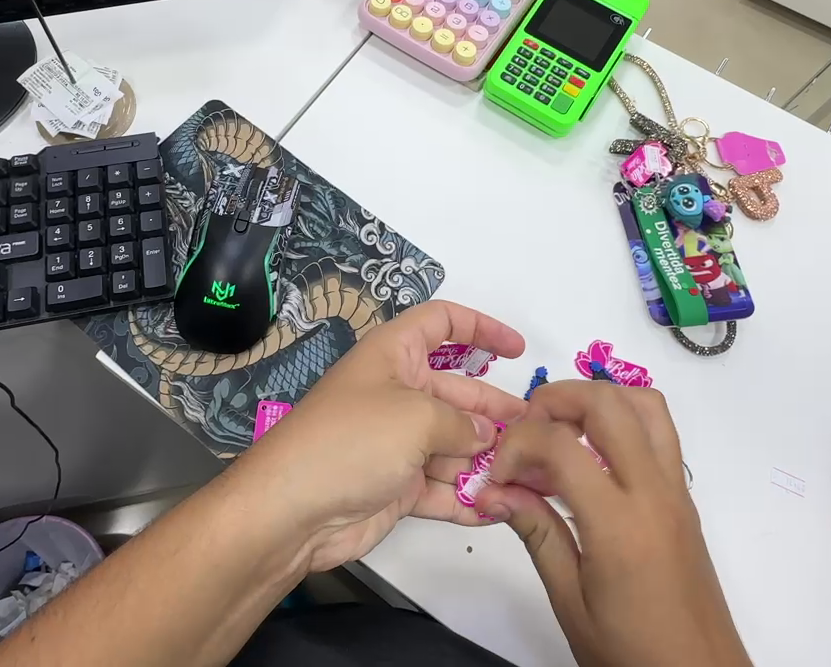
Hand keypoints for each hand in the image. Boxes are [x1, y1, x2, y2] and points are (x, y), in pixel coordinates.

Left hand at [230, 299, 527, 571]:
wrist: (294, 508)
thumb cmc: (354, 440)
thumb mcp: (416, 416)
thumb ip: (461, 423)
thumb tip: (485, 436)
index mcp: (395, 355)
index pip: (441, 322)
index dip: (480, 327)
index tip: (518, 349)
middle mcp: (398, 392)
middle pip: (457, 391)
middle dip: (494, 409)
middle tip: (535, 430)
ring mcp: (398, 441)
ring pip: (454, 442)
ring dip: (487, 458)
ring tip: (529, 473)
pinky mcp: (398, 484)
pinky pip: (443, 486)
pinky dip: (468, 496)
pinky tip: (501, 508)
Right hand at [477, 382, 750, 666]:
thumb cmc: (631, 654)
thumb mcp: (571, 602)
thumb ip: (535, 533)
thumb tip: (492, 489)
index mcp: (619, 523)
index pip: (560, 444)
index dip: (517, 445)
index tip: (499, 476)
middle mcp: (653, 491)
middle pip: (606, 402)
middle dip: (554, 400)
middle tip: (526, 434)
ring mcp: (676, 489)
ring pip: (642, 403)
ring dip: (594, 399)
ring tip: (561, 431)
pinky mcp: (684, 497)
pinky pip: (658, 430)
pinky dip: (620, 417)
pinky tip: (591, 454)